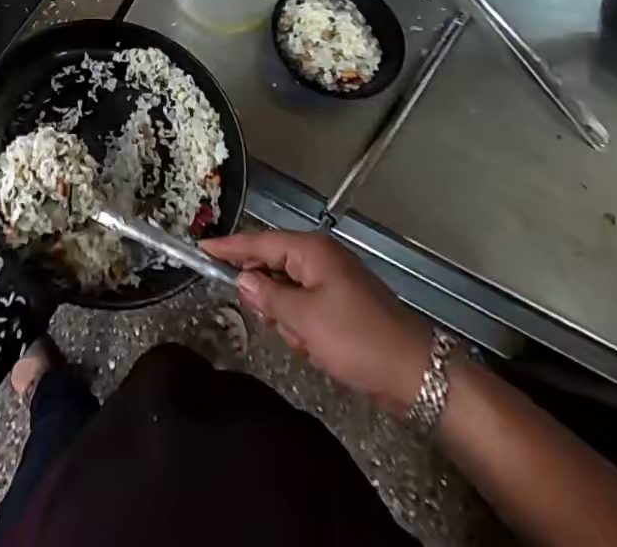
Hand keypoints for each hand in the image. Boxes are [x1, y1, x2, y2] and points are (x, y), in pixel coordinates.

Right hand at [203, 230, 432, 411]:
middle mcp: (320, 259)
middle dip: (266, 297)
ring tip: (304, 341)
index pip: (259, 242)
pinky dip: (301, 327)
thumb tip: (242, 279)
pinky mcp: (339, 304)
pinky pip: (302, 308)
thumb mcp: (304, 319)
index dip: (229, 247)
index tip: (201, 248)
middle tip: (272, 320)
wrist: (415, 373)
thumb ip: (267, 296)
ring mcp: (331, 281)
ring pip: (285, 292)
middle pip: (271, 266)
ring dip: (286, 318)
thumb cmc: (357, 339)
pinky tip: (315, 347)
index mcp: (312, 251)